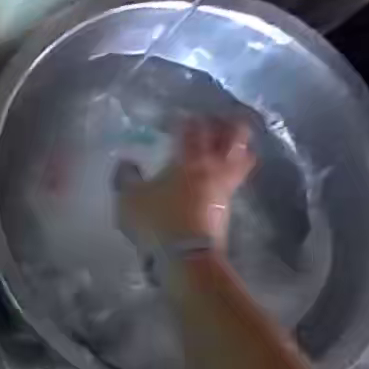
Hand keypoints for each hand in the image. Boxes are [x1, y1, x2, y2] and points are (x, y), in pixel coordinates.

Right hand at [117, 117, 255, 249]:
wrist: (184, 253)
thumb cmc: (154, 220)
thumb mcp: (128, 197)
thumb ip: (126, 177)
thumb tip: (127, 162)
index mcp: (189, 160)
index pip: (192, 130)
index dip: (186, 119)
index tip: (178, 114)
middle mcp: (214, 166)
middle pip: (233, 135)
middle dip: (226, 123)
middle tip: (215, 118)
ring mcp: (225, 185)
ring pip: (242, 155)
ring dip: (238, 144)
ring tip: (228, 140)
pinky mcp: (228, 202)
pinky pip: (237, 174)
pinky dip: (233, 164)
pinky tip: (221, 168)